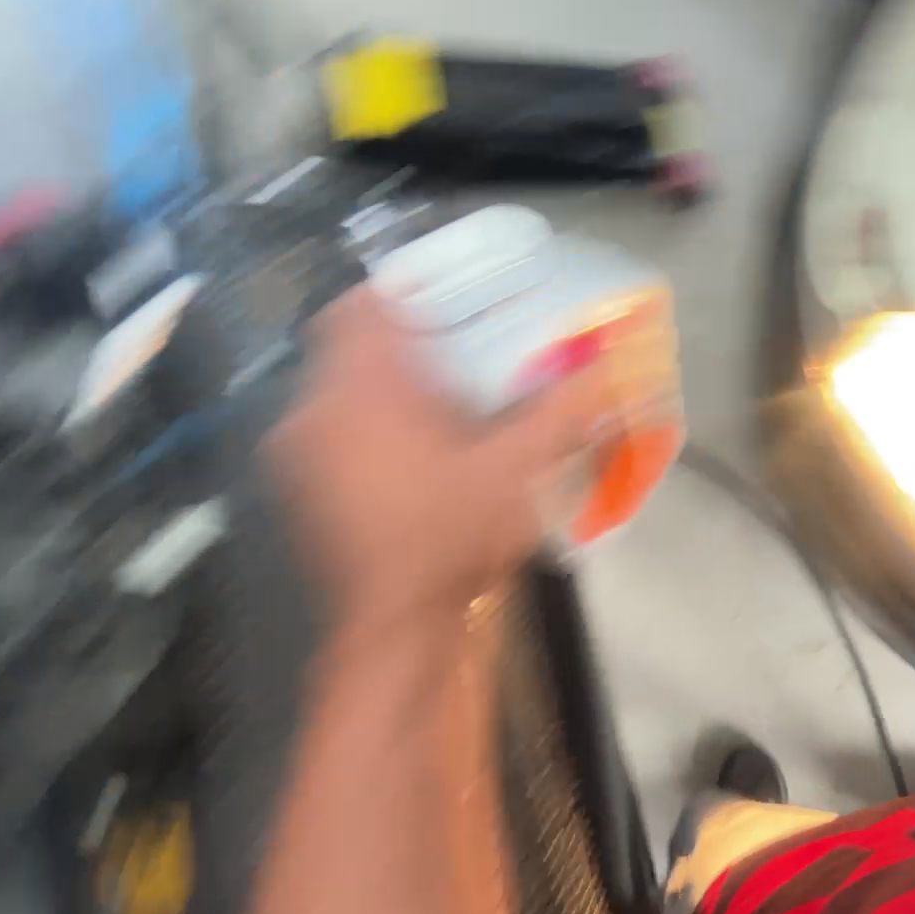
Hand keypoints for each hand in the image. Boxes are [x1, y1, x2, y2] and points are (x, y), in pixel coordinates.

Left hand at [267, 287, 610, 637]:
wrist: (399, 621)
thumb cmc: (454, 534)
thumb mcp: (520, 470)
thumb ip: (563, 414)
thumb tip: (611, 372)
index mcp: (362, 391)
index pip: (365, 306)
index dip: (409, 292)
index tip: (456, 300)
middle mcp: (315, 410)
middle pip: (358, 350)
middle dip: (413, 349)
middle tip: (471, 359)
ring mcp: (302, 453)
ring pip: (346, 394)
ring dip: (395, 393)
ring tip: (455, 410)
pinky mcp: (307, 489)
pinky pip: (339, 432)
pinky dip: (378, 429)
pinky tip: (425, 459)